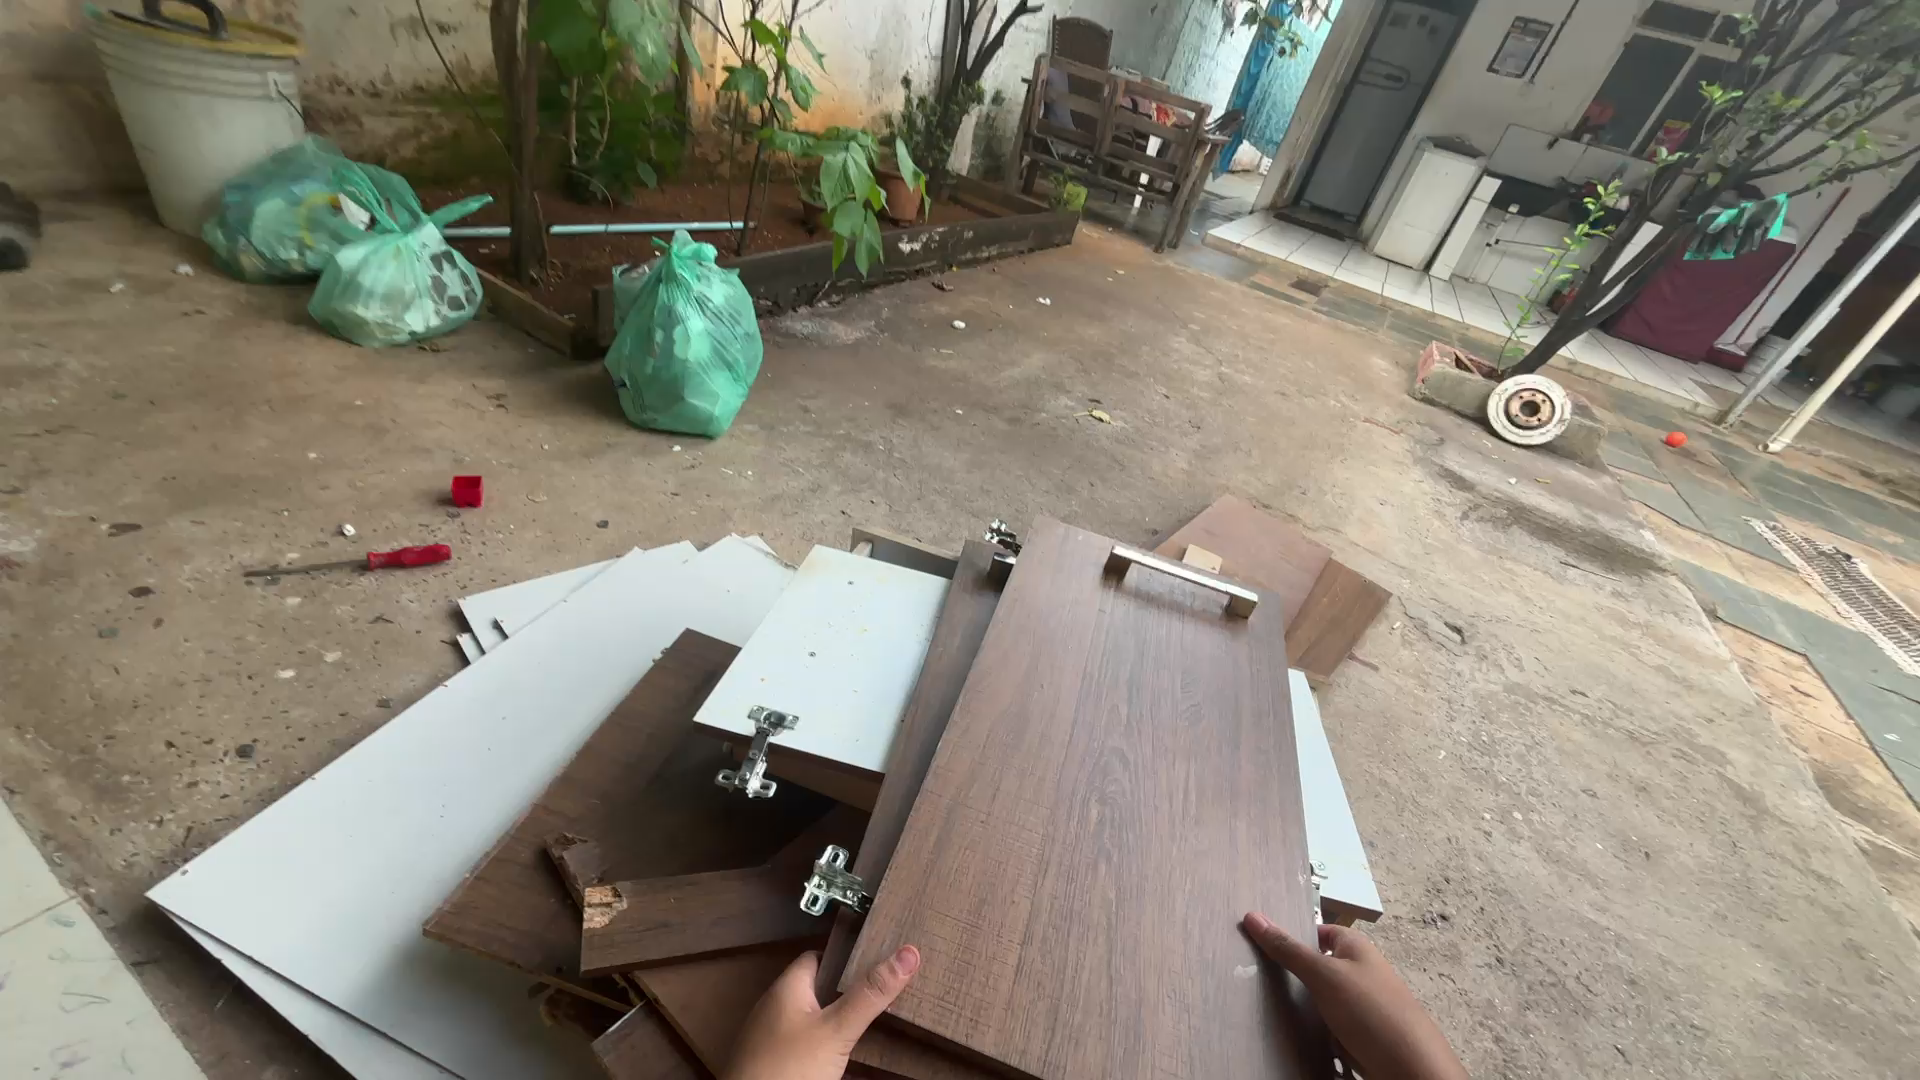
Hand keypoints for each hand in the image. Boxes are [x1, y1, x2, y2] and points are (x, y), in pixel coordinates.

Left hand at [725, 945, 919, 1079]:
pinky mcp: (773, 1067)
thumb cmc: (786, 1069)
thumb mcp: (836, 1030)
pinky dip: (824, 1051)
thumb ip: (870, 994)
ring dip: (837, 1024)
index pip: (819, 956)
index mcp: (786, 987)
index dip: (847, 957)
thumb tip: (908, 953)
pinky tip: (843, 1062)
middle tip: (880, 995)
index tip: (876, 959)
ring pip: (812, 1022)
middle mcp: (775, 1009)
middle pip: (818, 990)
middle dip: (847, 993)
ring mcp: (771, 1041)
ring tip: (868, 1026)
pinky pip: (804, 1048)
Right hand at [1243, 913, 1467, 1079]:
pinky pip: (1328, 1027)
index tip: (1259, 940)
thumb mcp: (1324, 975)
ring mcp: (1362, 1008)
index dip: (1292, 934)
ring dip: (1301, 1004)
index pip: (1317, 931)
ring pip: (1320, 999)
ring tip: (1265, 1003)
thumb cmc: (1372, 1014)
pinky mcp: (1361, 1038)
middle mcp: (1360, 973)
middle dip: (1291, 972)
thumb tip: (1252, 916)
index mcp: (1356, 948)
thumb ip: (1287, 949)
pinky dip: (1313, 1029)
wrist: (1415, 1076)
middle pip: (1316, 965)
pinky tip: (1293, 1032)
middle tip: (1255, 973)